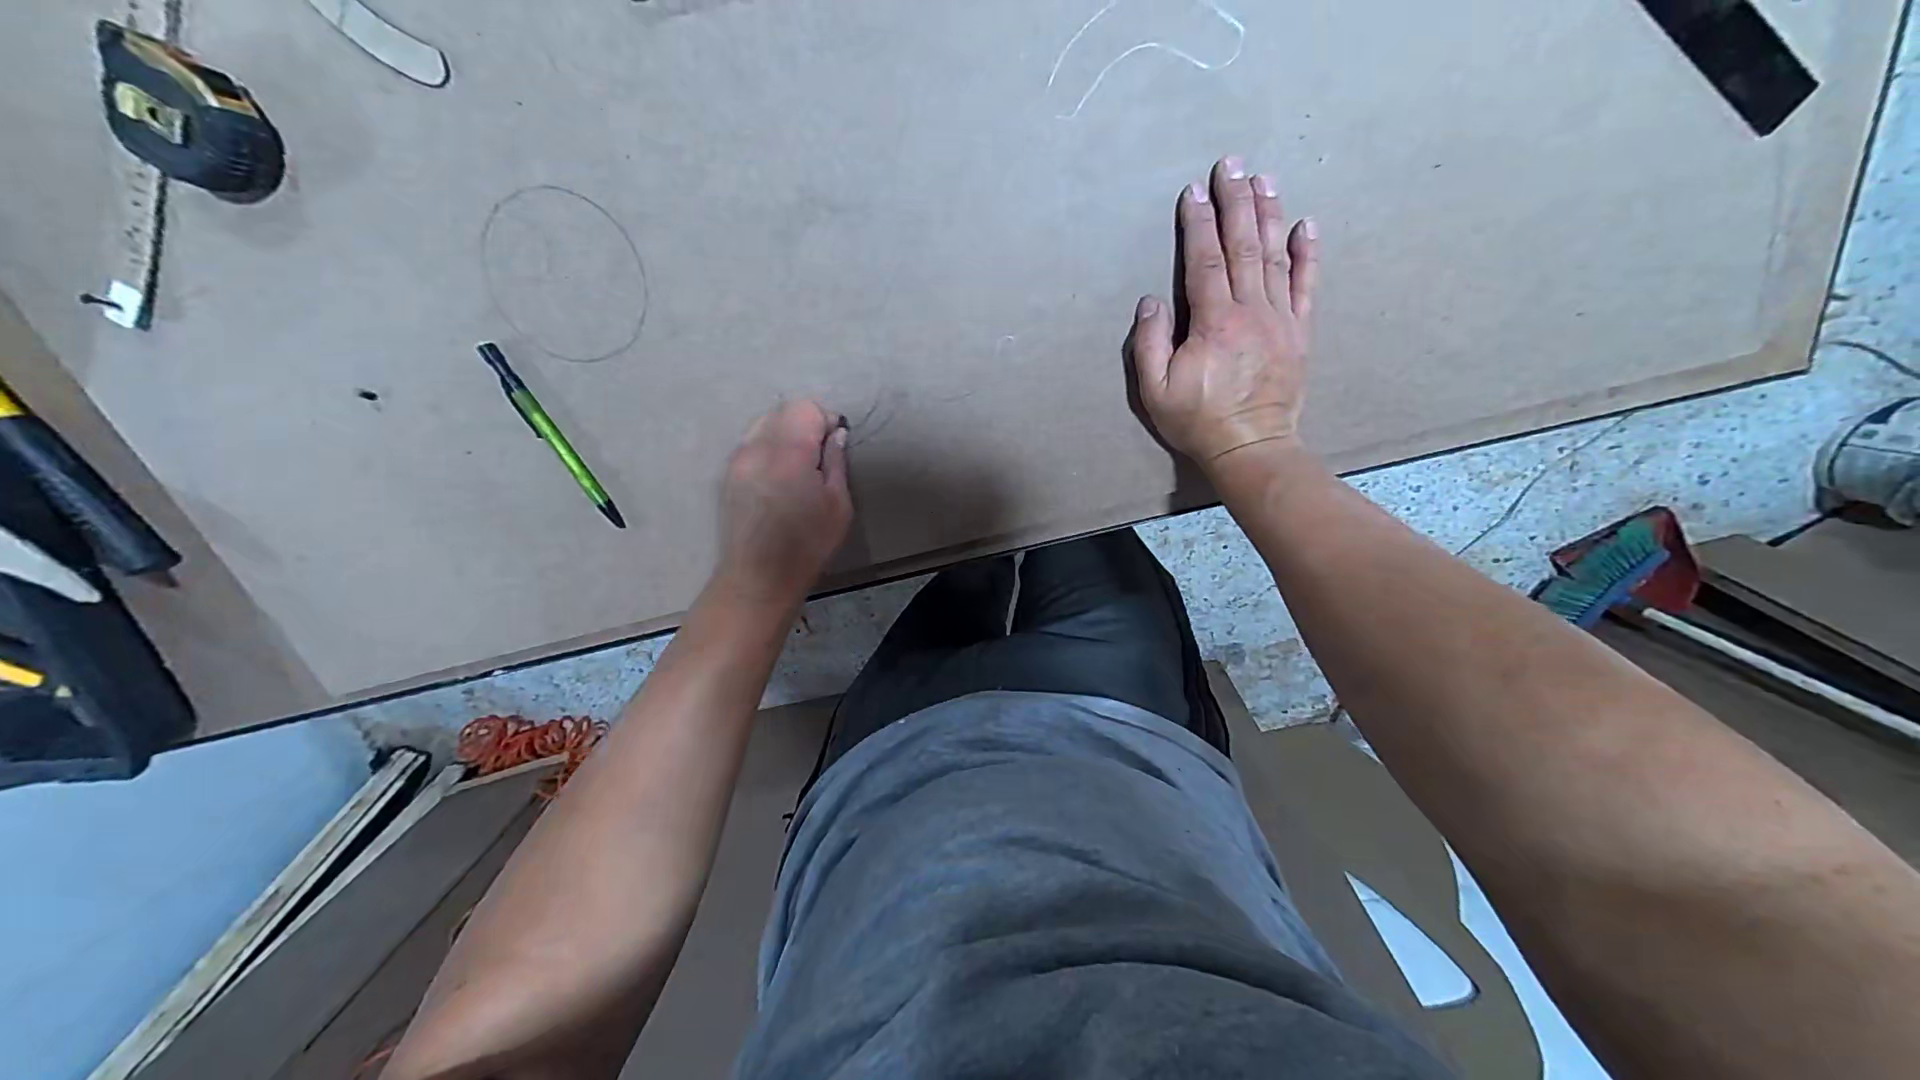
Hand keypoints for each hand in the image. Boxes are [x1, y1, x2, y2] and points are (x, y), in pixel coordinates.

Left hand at [714, 400, 851, 604]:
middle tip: (820, 453)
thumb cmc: (807, 545)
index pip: (806, 409)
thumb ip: (836, 462)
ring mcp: (737, 458)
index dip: (826, 420)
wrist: (758, 578)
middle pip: (784, 410)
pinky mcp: (728, 472)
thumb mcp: (838, 505)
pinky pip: (751, 441)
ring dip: (786, 431)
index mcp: (788, 454)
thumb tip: (836, 434)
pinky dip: (769, 444)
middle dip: (806, 422)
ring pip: (765, 421)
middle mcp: (757, 448)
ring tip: (799, 463)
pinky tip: (779, 473)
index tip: (836, 442)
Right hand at [1130, 156, 1319, 466]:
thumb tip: (1152, 301)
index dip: (1199, 224)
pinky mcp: (1299, 332)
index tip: (1194, 191)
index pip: (1205, 261)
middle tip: (1231, 164)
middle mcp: (1251, 311)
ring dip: (1268, 214)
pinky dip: (1307, 252)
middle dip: (1235, 202)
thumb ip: (1150, 343)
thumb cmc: (1198, 421)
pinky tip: (1305, 224)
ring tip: (1262, 179)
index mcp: (1214, 322)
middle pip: (1243, 246)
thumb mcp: (1155, 391)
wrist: (1251, 447)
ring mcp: (1280, 319)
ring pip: (1275, 255)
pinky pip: (1306, 284)